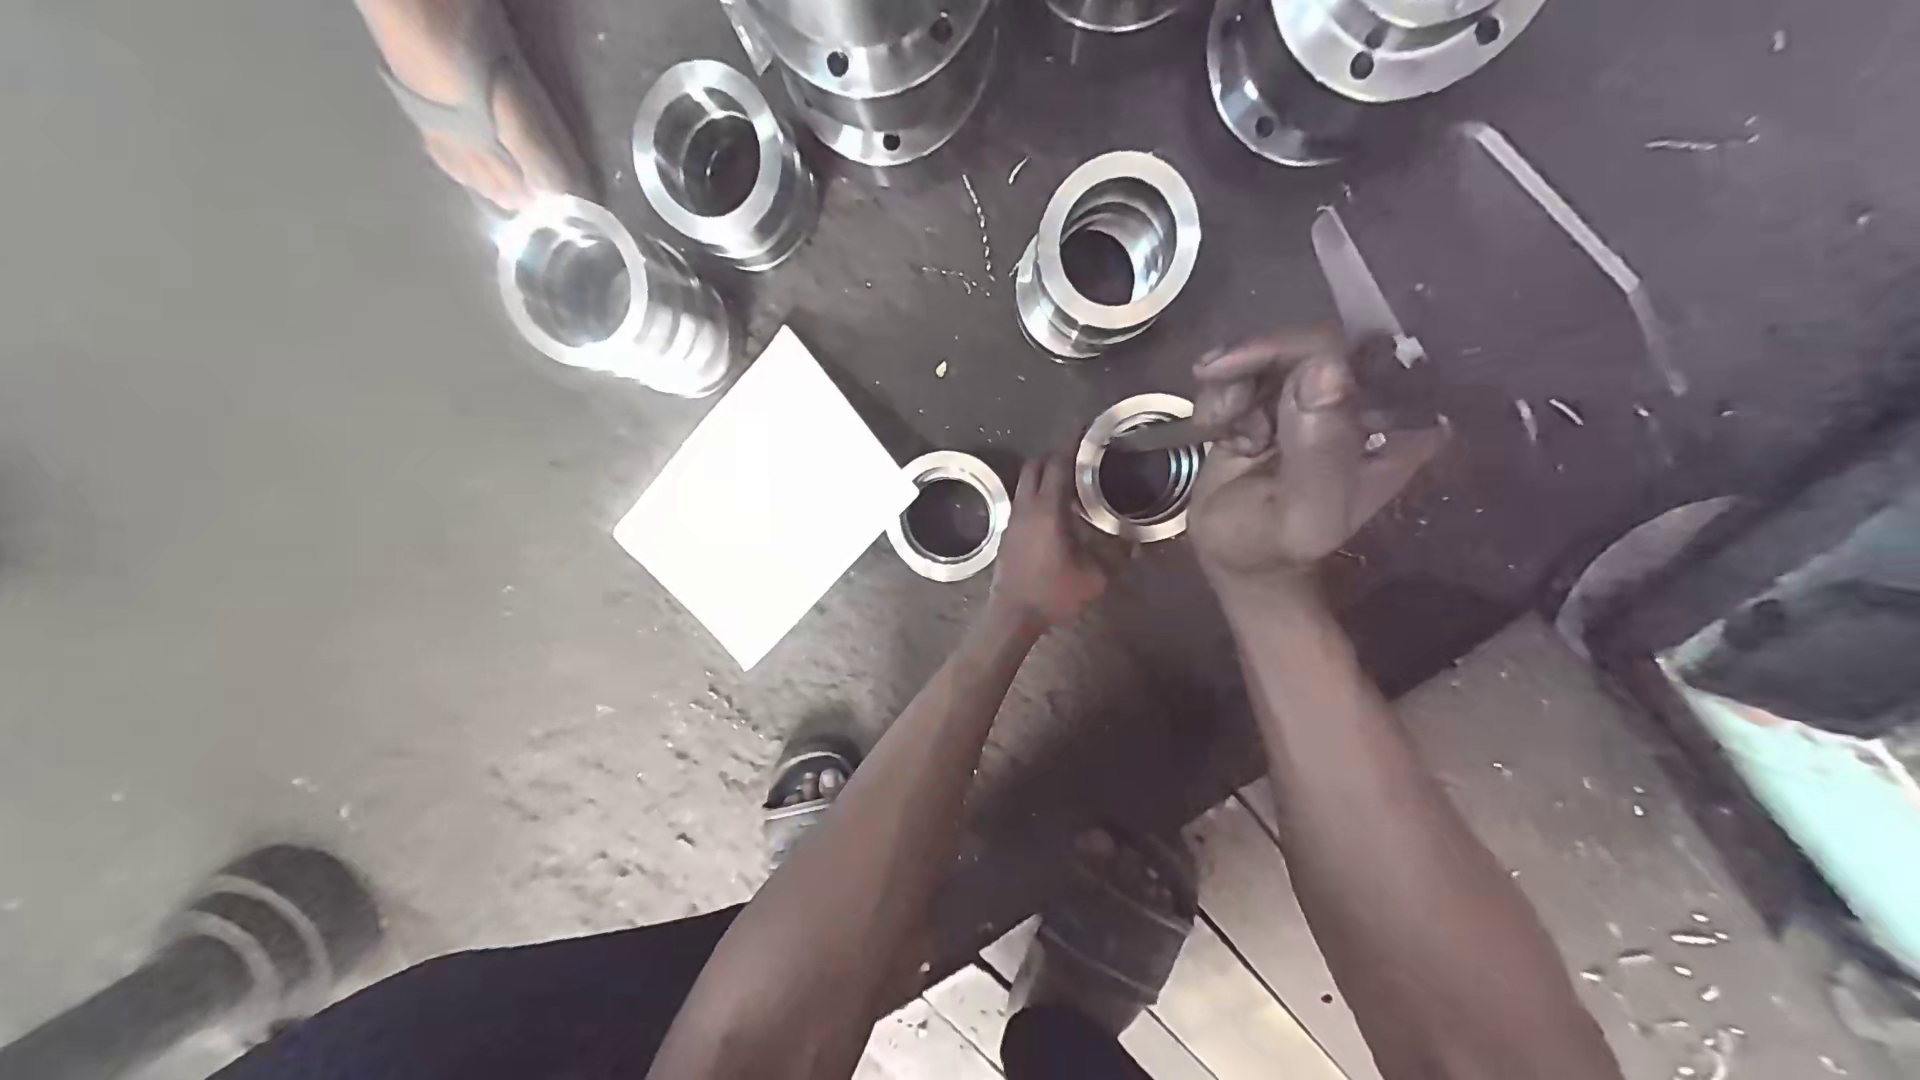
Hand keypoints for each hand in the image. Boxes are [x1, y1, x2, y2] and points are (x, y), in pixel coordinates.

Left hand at [988, 451, 1132, 633]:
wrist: (1012, 614)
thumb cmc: (1054, 592)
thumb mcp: (1095, 576)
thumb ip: (1117, 554)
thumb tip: (1134, 541)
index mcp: (1048, 509)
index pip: (1058, 463)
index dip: (1071, 442)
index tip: (1082, 426)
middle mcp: (1026, 506)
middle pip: (1036, 465)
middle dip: (1055, 454)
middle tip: (1078, 455)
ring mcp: (1013, 519)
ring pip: (1026, 483)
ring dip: (1045, 475)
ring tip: (1069, 483)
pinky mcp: (1007, 533)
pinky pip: (1023, 500)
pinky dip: (1038, 494)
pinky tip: (1055, 512)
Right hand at [1189, 329, 1444, 592]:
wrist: (1233, 557)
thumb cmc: (1272, 546)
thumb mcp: (1302, 513)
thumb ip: (1318, 449)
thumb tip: (1324, 367)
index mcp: (1397, 426)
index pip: (1366, 357)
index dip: (1309, 355)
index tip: (1258, 383)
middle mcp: (1362, 401)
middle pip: (1314, 343)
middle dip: (1258, 368)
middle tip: (1222, 411)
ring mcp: (1316, 395)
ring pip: (1274, 351)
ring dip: (1233, 383)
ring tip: (1221, 430)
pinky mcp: (1276, 397)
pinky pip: (1247, 368)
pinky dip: (1220, 394)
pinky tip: (1216, 430)